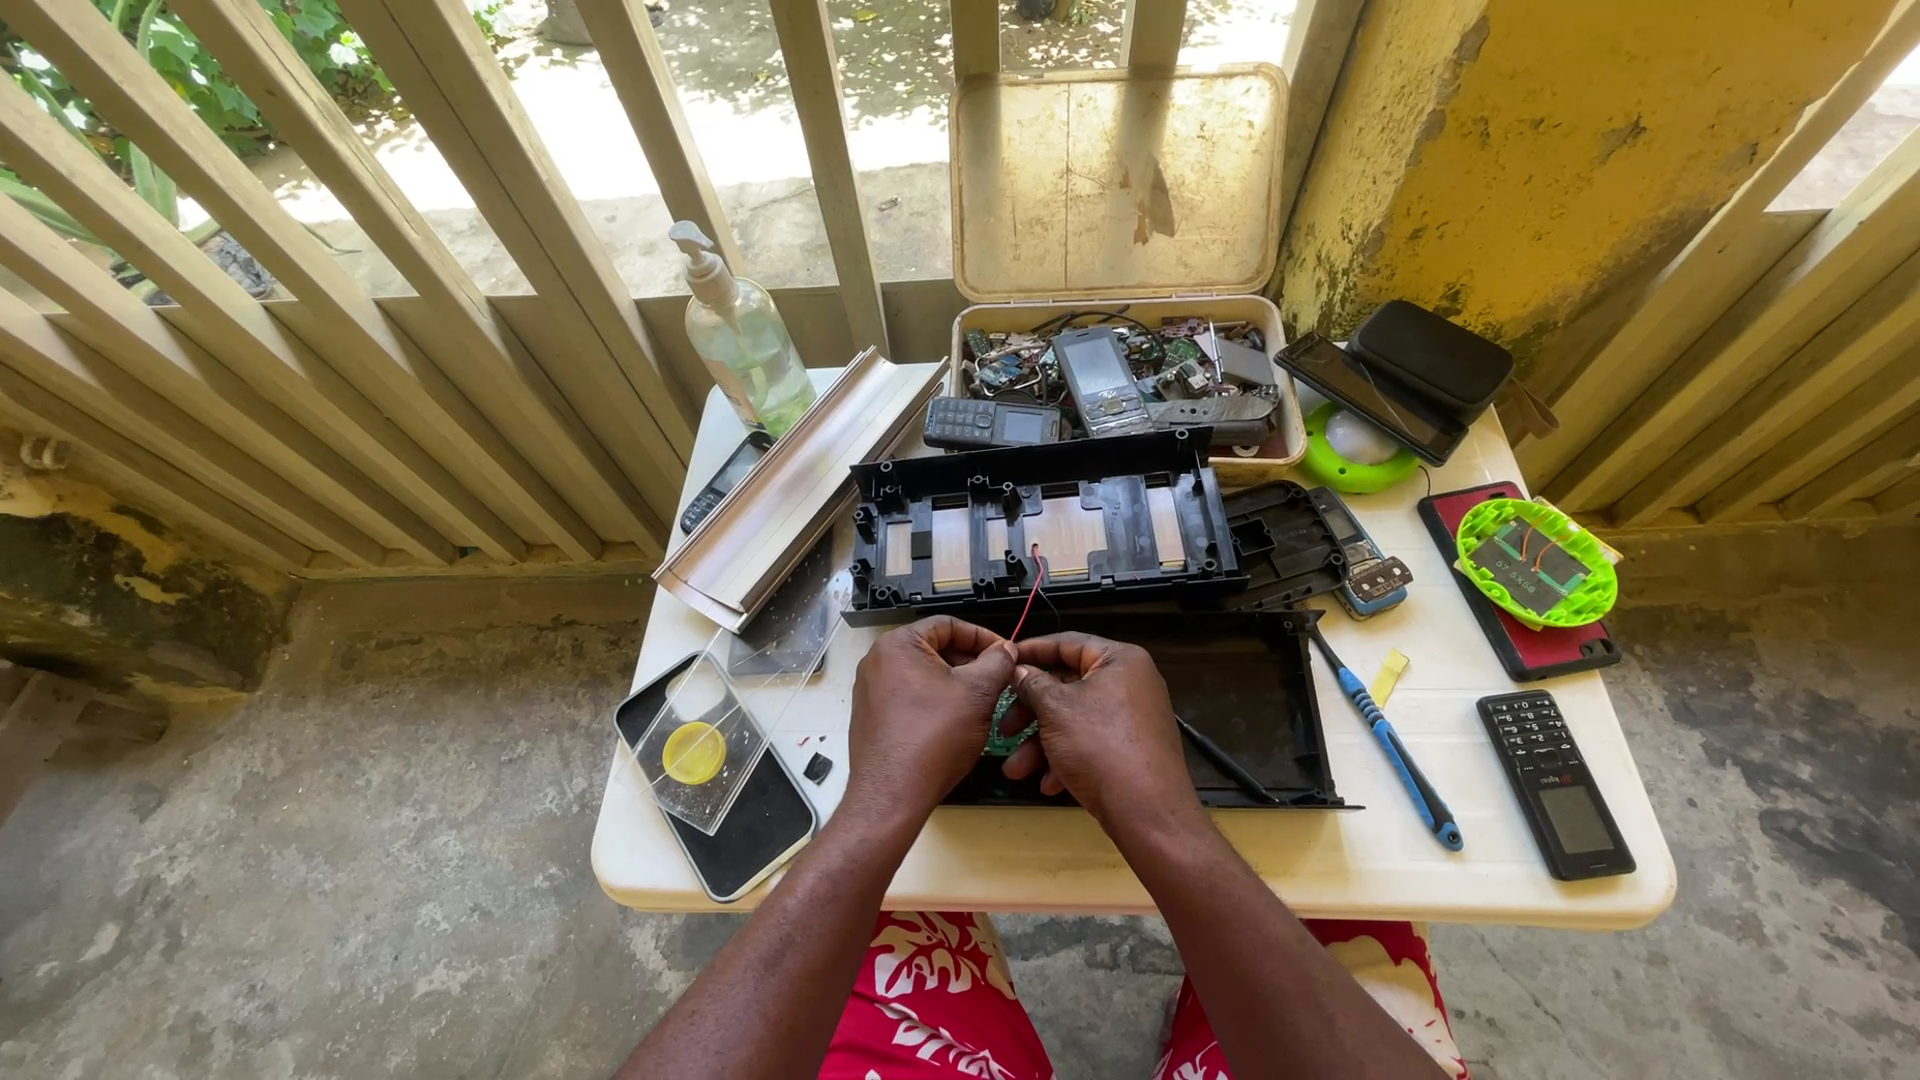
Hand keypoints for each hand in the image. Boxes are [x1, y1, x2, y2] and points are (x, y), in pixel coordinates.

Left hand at [844, 616, 1017, 827]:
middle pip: (935, 649)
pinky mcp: (871, 717)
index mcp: (898, 644)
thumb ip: (997, 662)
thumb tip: (1006, 650)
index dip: (982, 637)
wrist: (893, 793)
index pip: (948, 625)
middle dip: (970, 663)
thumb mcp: (978, 693)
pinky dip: (935, 703)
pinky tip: (955, 724)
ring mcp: (871, 690)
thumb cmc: (934, 737)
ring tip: (981, 704)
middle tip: (998, 681)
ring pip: (924, 676)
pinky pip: (909, 698)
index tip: (1005, 654)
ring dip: (955, 685)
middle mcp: (877, 661)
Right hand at [1001, 632, 1198, 827]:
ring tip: (1016, 770)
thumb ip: (1032, 684)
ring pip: (1074, 720)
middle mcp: (1130, 683)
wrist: (1148, 813)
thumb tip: (1019, 670)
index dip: (1031, 651)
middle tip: (1005, 729)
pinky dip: (1065, 759)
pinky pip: (1090, 743)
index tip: (1003, 662)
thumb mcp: (1056, 709)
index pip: (1067, 643)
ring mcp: (1132, 718)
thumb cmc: (1099, 746)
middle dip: (1030, 713)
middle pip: (1067, 686)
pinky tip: (1048, 784)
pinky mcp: (1131, 750)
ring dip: (1040, 744)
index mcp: (1119, 660)